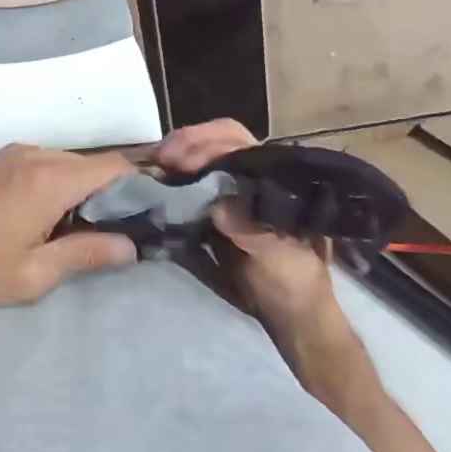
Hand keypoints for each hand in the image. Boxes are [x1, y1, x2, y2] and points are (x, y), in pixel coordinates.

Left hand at [0, 146, 138, 308]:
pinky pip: (41, 166)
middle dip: (112, 193)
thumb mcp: (32, 274)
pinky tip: (46, 218)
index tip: (148, 217)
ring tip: (82, 229)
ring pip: (67, 164)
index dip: (140, 189)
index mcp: (52, 178)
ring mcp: (11, 154)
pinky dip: (56, 186)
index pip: (117, 167)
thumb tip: (130, 246)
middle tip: (118, 231)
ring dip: (82, 190)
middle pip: (93, 164)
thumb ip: (86, 254)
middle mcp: (36, 154)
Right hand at [155, 120, 336, 326]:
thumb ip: (257, 234)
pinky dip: (176, 171)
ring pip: (208, 151)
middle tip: (160, 159)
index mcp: (280, 179)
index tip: (178, 162)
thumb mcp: (281, 262)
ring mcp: (238, 187)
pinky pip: (197, 176)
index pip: (239, 146)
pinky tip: (160, 180)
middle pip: (221, 138)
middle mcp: (259, 174)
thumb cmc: (294, 285)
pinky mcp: (220, 204)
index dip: (207, 147)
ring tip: (156, 166)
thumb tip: (221, 207)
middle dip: (188, 143)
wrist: (290, 313)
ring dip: (180, 153)